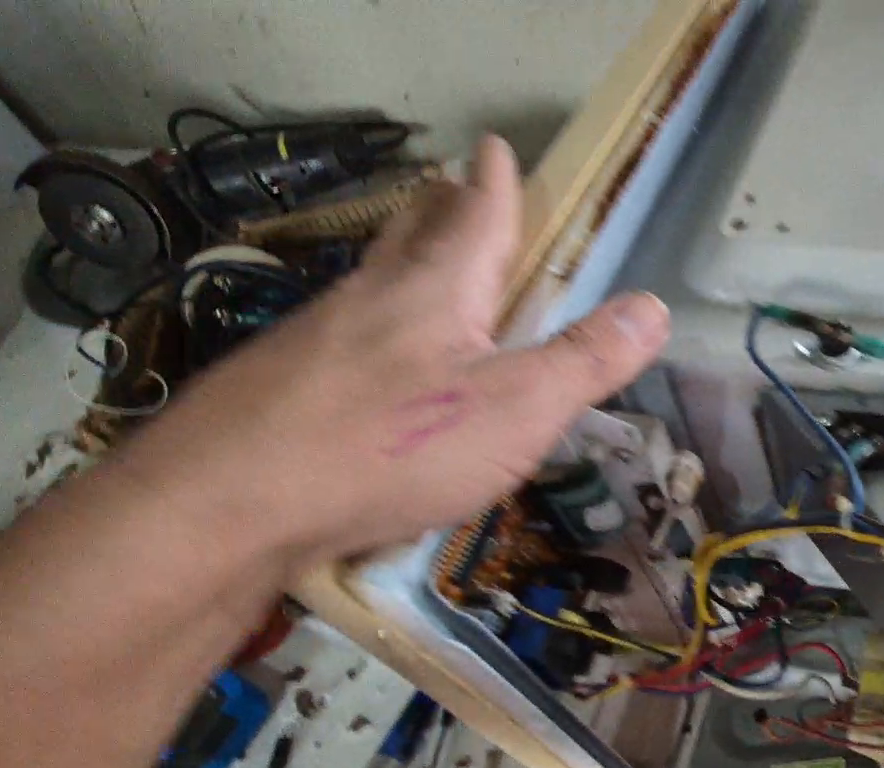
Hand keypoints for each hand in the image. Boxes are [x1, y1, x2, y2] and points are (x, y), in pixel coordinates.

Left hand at [102, 134, 669, 581]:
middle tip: (455, 187)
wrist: (230, 504)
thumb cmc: (394, 446)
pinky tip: (377, 358)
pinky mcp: (287, 387)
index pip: (476, 219)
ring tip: (426, 262)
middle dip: (442, 208)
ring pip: (375, 284)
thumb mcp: (518, 408)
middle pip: (413, 236)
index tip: (496, 147)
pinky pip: (347, 336)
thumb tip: (653, 307)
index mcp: (435, 291)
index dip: (495, 184)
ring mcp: (319, 340)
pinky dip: (376, 324)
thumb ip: (585, 360)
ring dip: (406, 260)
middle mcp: (372, 300)